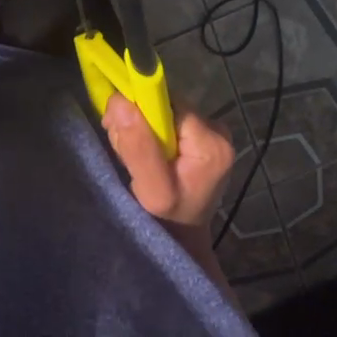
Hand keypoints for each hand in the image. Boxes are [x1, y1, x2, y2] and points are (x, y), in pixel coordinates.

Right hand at [103, 94, 234, 234]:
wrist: (181, 235)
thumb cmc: (168, 220)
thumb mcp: (152, 192)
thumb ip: (138, 148)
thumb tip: (120, 101)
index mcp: (211, 144)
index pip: (166, 104)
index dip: (138, 111)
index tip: (119, 133)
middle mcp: (217, 130)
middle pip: (163, 103)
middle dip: (137, 121)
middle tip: (124, 149)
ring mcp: (210, 130)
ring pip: (161, 108)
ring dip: (139, 126)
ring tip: (133, 154)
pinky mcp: (199, 133)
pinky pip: (165, 116)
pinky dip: (148, 129)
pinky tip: (144, 150)